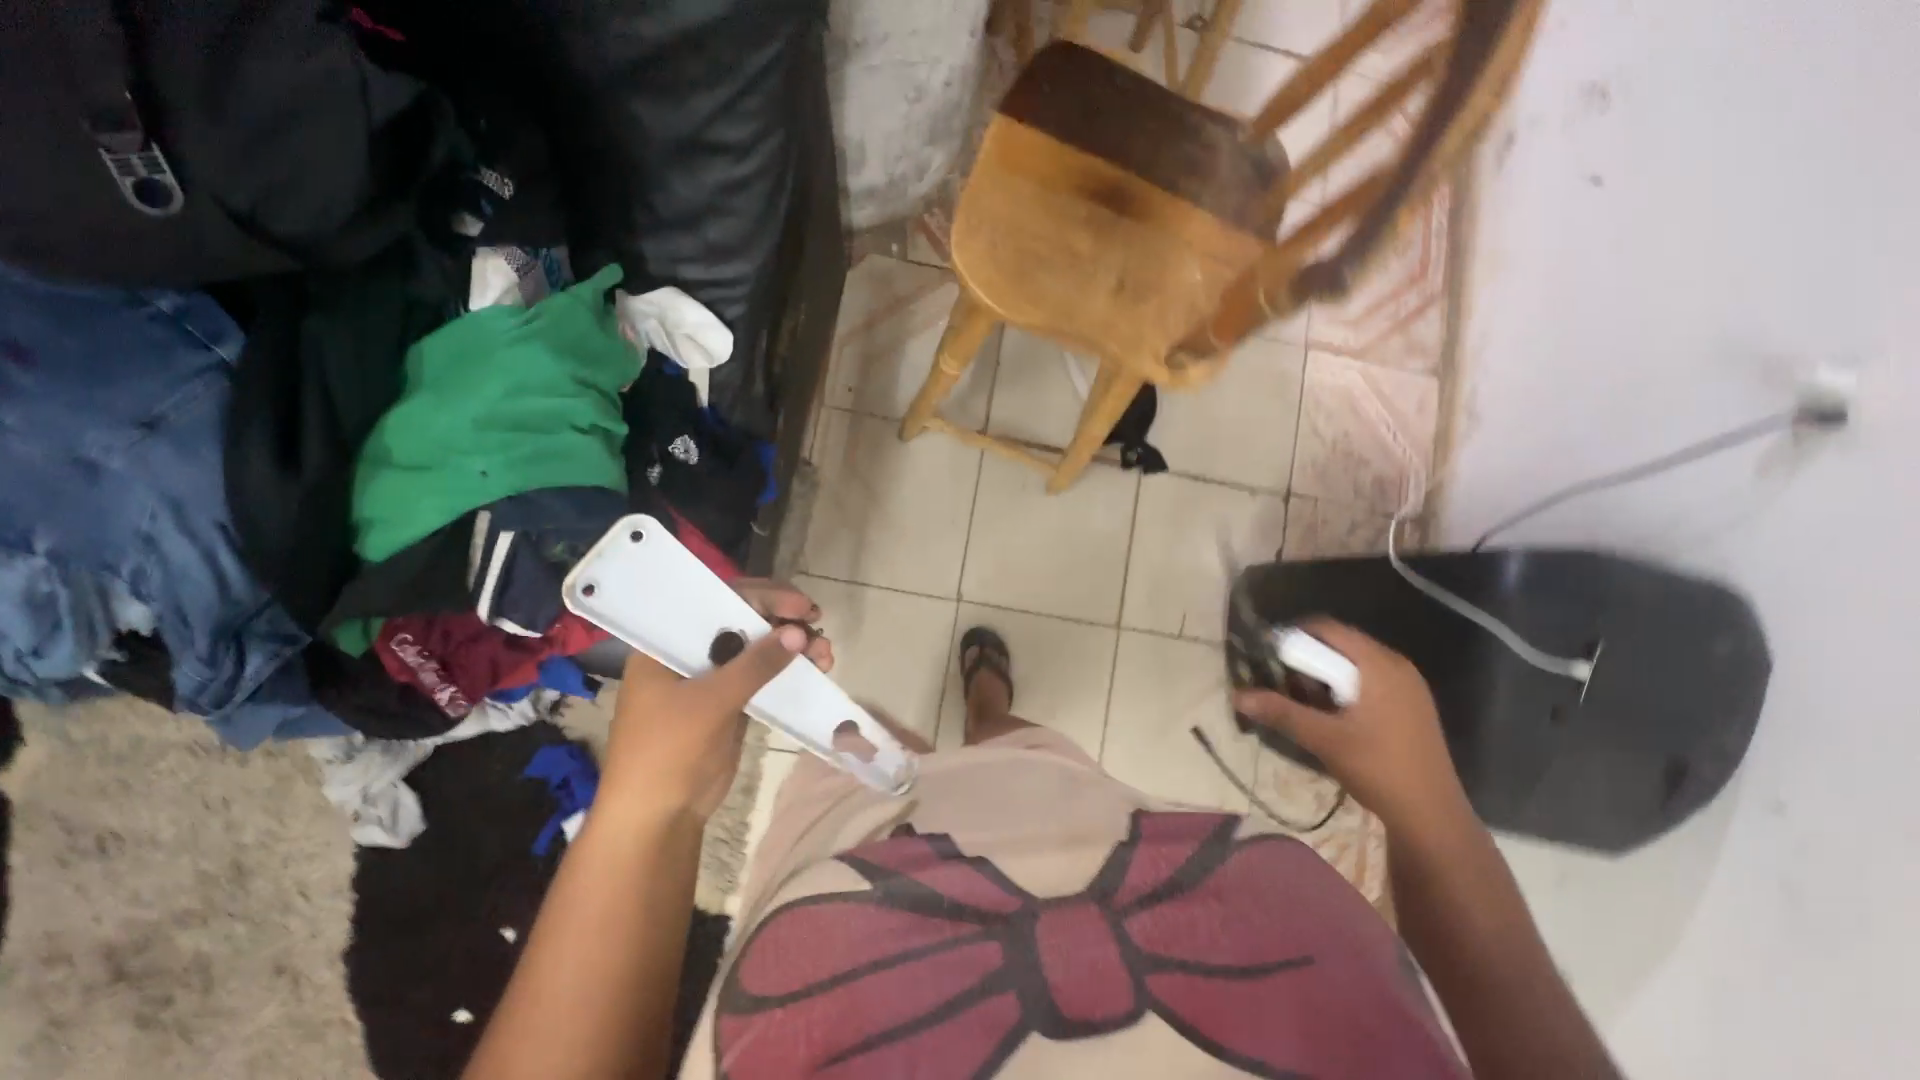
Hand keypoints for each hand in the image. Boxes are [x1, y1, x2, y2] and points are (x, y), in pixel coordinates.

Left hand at [601, 581, 831, 822]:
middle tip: (817, 623)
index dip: (761, 597)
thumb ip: (755, 665)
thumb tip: (798, 633)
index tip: (799, 605)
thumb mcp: (710, 702)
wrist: (657, 817)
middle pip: (739, 622)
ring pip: (755, 650)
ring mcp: (708, 680)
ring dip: (790, 648)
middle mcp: (686, 654)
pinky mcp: (727, 704)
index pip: (716, 602)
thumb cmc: (668, 750)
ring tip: (825, 655)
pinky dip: (786, 672)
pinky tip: (814, 670)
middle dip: (781, 622)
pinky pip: (760, 677)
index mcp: (665, 643)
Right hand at [1233, 618, 1470, 834]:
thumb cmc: (1378, 768)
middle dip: (1307, 659)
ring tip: (1301, 701)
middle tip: (1280, 682)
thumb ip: (1282, 713)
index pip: (1329, 629)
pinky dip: (1345, 688)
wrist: (1431, 813)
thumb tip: (1238, 696)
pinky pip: (1370, 681)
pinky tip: (1332, 716)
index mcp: (1379, 664)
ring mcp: (1408, 686)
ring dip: (1325, 676)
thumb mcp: (1324, 739)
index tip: (1267, 656)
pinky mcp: (1411, 705)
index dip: (1294, 636)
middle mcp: (1397, 665)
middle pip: (1342, 645)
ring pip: (1355, 665)